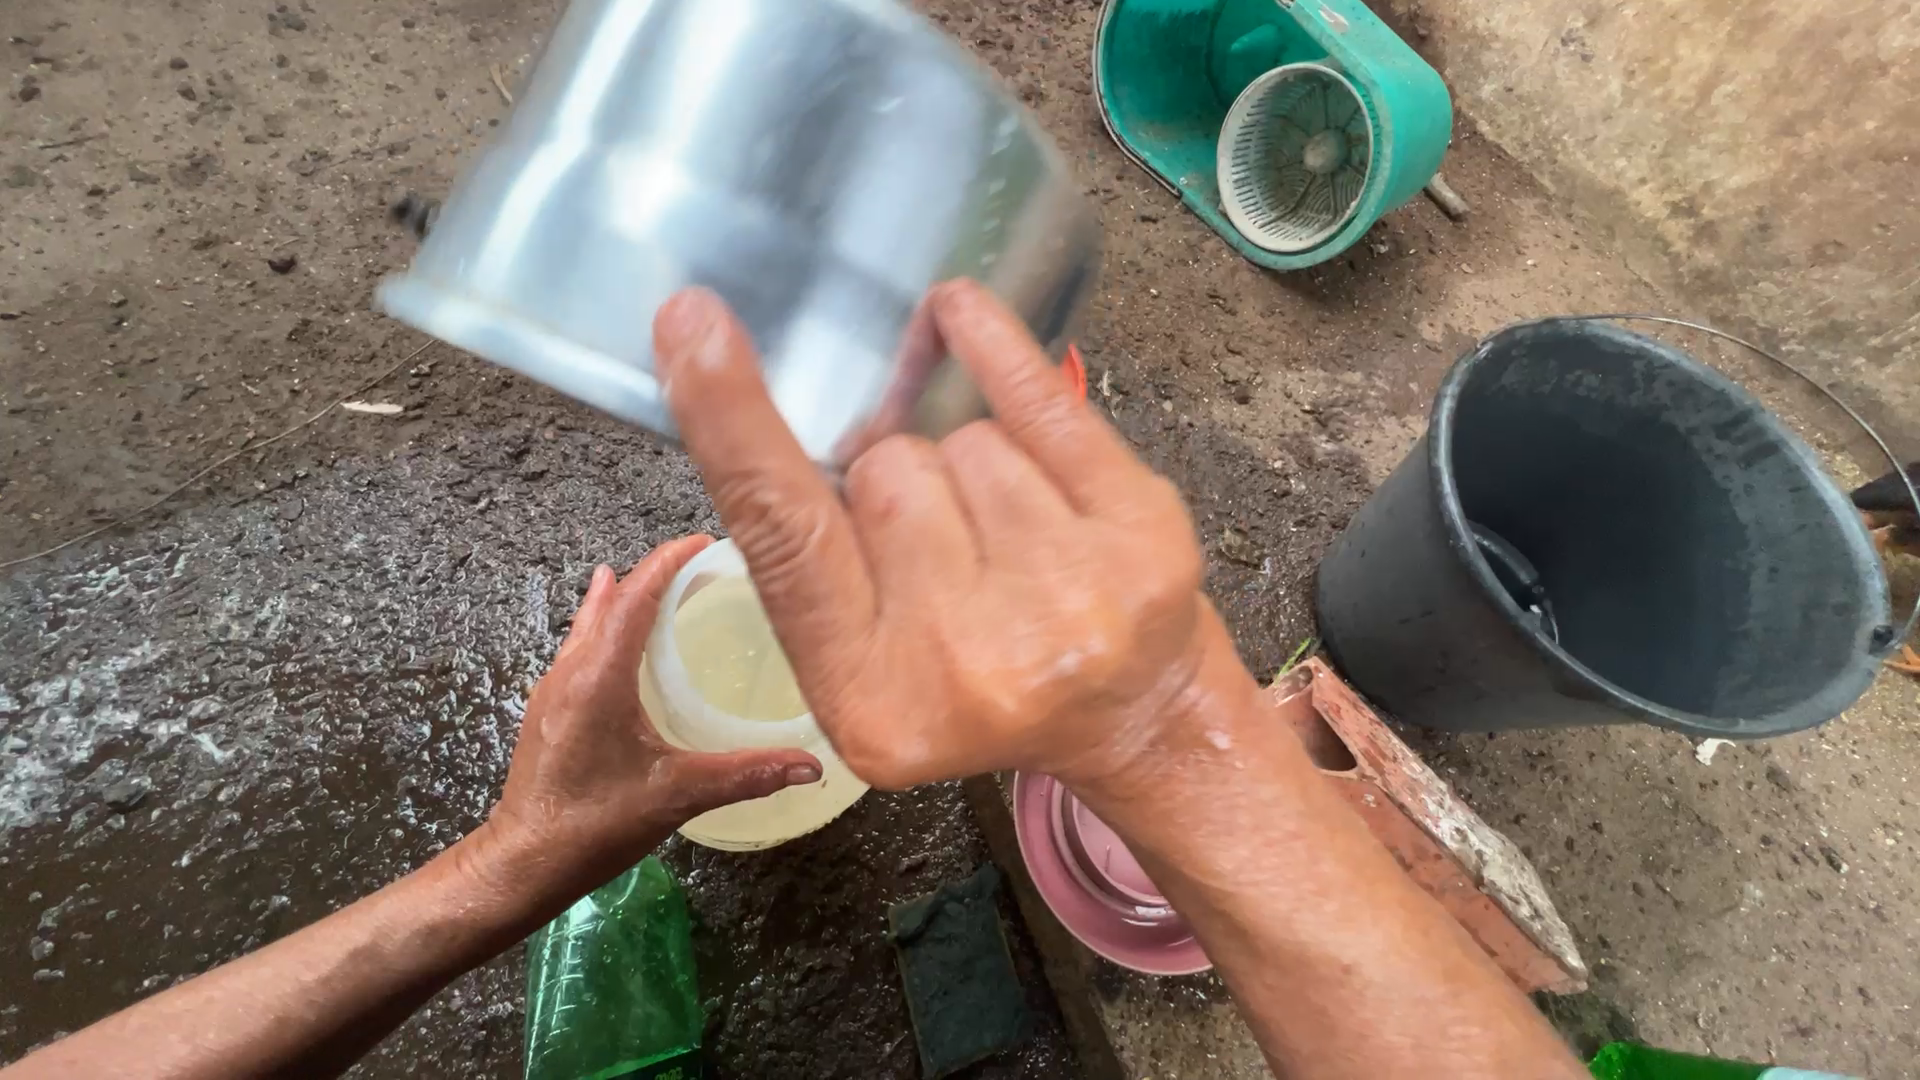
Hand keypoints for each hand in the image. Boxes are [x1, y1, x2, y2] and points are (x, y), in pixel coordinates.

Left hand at [470, 538, 821, 895]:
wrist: (520, 864)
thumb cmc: (594, 824)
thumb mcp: (677, 795)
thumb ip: (746, 774)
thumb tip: (810, 766)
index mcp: (599, 677)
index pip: (634, 597)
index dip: (669, 562)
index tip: (706, 542)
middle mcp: (572, 669)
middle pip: (614, 598)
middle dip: (659, 572)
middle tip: (708, 565)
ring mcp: (556, 686)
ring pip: (595, 618)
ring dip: (634, 594)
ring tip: (676, 583)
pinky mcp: (553, 704)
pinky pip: (585, 641)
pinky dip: (614, 620)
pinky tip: (625, 625)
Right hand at [652, 281, 1234, 791]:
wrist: (1130, 714)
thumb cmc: (987, 682)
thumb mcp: (873, 663)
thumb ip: (819, 561)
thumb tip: (777, 412)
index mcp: (871, 695)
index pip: (785, 536)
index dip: (733, 425)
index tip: (692, 326)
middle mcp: (966, 659)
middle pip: (888, 469)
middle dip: (903, 485)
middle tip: (948, 545)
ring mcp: (1066, 599)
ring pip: (965, 439)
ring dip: (970, 468)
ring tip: (1012, 540)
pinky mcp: (1140, 535)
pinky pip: (1040, 397)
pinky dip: (997, 352)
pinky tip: (963, 319)